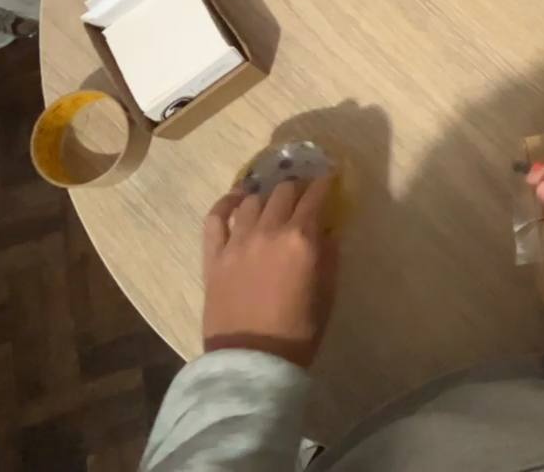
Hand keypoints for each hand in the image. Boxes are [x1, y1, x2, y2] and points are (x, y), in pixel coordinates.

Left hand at [202, 176, 337, 366]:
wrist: (251, 365)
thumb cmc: (297, 333)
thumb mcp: (327, 293)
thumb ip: (330, 255)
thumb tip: (328, 229)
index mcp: (301, 239)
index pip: (315, 196)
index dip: (324, 183)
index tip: (329, 177)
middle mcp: (270, 230)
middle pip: (284, 191)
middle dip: (297, 187)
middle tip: (303, 192)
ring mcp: (238, 241)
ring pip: (253, 200)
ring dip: (267, 196)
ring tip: (272, 200)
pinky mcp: (214, 256)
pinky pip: (216, 218)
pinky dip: (226, 203)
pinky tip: (236, 199)